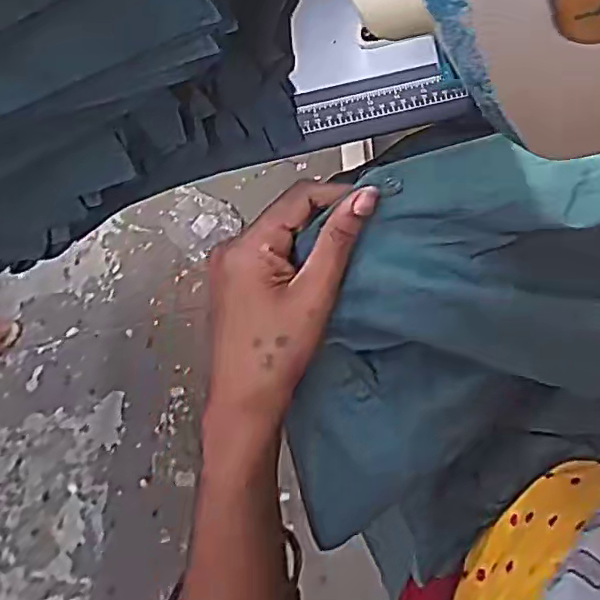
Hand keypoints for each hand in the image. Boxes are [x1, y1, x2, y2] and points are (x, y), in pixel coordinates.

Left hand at [201, 179, 378, 460]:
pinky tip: (318, 270)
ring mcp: (231, 264)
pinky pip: (275, 248)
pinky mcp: (237, 278)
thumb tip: (362, 199)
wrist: (245, 405)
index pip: (299, 195)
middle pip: (290, 209)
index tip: (368, 202)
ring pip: (284, 228)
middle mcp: (232, 249)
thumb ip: (339, 238)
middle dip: (328, 214)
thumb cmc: (273, 358)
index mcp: (246, 247)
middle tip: (362, 226)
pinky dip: (301, 251)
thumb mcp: (315, 292)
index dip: (338, 194)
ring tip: (342, 252)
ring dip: (316, 234)